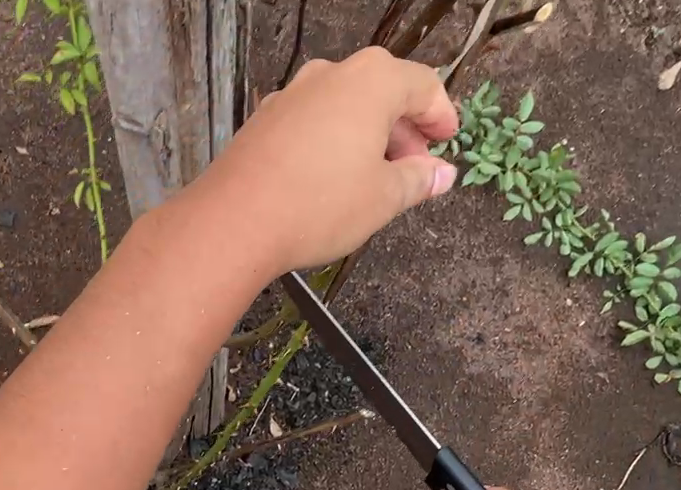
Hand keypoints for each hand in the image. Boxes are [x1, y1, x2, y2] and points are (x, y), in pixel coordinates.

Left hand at [181, 47, 458, 275]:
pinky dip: (328, 145)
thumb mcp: (381, 199)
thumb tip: (441, 175)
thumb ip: (416, 181)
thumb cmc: (318, 207)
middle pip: (380, 94)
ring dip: (363, 139)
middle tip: (411, 171)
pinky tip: (327, 181)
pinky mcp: (262, 122)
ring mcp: (291, 95)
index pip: (422, 86)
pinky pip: (309, 126)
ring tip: (369, 181)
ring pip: (342, 110)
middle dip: (401, 132)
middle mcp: (330, 75)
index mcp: (372, 81)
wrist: (233, 223)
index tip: (447, 143)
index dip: (441, 116)